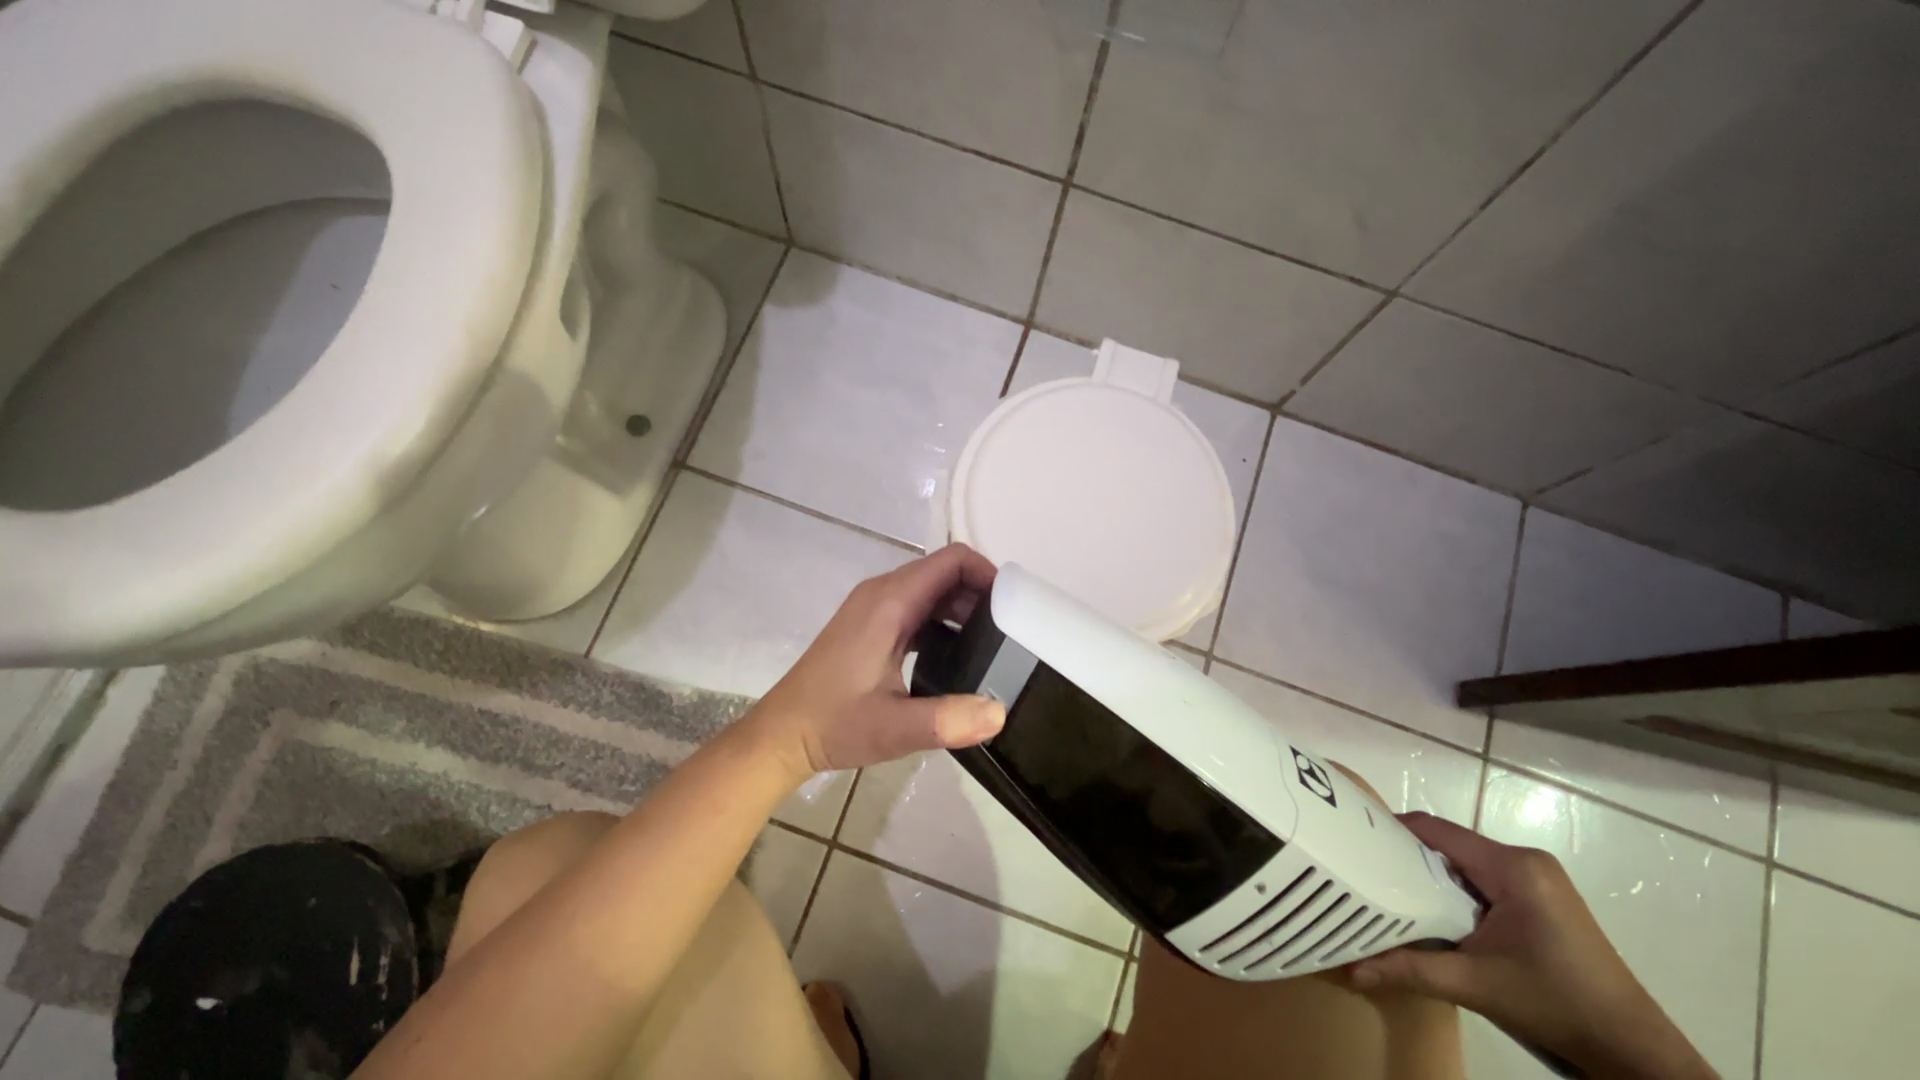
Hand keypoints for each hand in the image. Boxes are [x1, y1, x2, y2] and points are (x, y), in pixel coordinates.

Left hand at [748, 544, 1006, 781]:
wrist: (781, 735)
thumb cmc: (833, 725)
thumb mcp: (894, 728)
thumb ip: (948, 720)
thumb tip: (1000, 712)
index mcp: (889, 603)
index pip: (950, 561)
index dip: (988, 574)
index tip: (1016, 607)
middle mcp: (881, 594)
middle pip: (943, 572)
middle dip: (981, 594)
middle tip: (1012, 633)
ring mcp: (872, 609)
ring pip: (930, 590)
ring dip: (963, 610)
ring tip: (992, 647)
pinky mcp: (869, 627)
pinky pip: (916, 609)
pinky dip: (943, 622)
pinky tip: (958, 658)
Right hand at [1348, 813, 1716, 1079]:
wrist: (1628, 1044)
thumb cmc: (1554, 1002)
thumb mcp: (1474, 984)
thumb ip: (1409, 969)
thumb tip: (1347, 969)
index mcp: (1513, 867)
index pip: (1436, 830)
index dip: (1391, 832)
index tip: (1350, 844)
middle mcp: (1525, 860)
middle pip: (1448, 845)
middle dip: (1404, 859)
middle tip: (1360, 875)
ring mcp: (1537, 877)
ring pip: (1463, 863)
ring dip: (1428, 879)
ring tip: (1385, 895)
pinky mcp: (1540, 897)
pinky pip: (1482, 879)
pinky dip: (1453, 892)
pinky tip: (1430, 915)